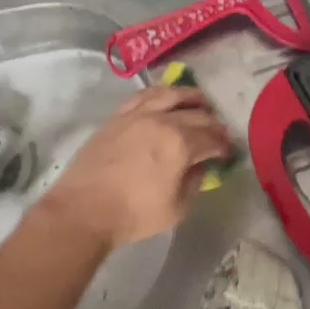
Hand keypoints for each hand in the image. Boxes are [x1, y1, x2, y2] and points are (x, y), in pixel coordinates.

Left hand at [37, 86, 229, 246]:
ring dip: (192, 98)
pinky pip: (144, 95)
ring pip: (172, 94)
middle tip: (217, 134)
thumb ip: (195, 182)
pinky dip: (161, 93)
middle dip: (213, 124)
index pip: (212, 138)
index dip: (224, 145)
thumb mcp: (176, 208)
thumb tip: (201, 166)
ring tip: (200, 102)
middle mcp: (163, 121)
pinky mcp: (118, 116)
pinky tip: (167, 98)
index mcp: (181, 144)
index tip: (227, 153)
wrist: (81, 211)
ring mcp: (138, 115)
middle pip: (198, 114)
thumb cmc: (132, 215)